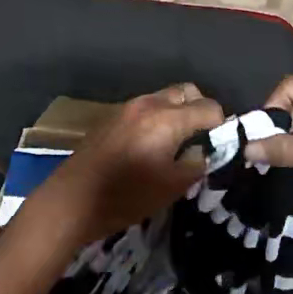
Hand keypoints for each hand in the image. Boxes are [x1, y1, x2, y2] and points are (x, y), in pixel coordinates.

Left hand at [22, 83, 225, 247]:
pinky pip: (145, 109)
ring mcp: (126, 108)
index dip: (221, 126)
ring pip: (164, 98)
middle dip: (200, 111)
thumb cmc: (126, 196)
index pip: (210, 108)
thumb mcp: (172, 186)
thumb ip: (198, 163)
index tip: (218, 148)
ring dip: (177, 114)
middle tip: (200, 141)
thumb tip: (208, 151)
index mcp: (168, 119)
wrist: (72, 201)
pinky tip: (150, 147)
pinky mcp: (111, 118)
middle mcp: (149, 104)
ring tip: (176, 145)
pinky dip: (157, 119)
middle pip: (187, 92)